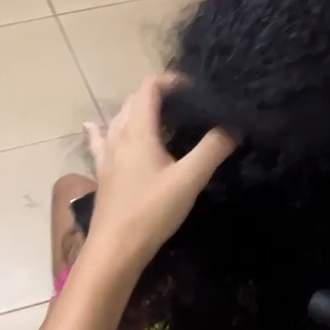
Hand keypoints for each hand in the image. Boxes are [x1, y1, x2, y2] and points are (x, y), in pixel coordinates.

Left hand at [79, 74, 235, 273]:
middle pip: (133, 101)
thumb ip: (212, 149)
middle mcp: (117, 136)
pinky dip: (104, 129)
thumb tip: (233, 126)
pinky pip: (100, 141)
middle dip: (157, 95)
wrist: (115, 248)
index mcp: (138, 131)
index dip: (171, 81)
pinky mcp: (101, 174)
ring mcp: (106, 155)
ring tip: (157, 118)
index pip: (149, 87)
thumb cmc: (152, 212)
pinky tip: (95, 128)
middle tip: (183, 107)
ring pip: (118, 119)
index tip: (193, 90)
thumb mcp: (189, 180)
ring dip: (136, 111)